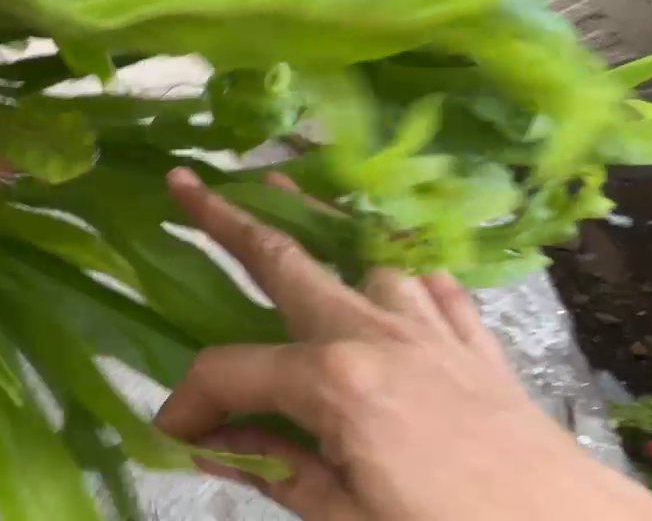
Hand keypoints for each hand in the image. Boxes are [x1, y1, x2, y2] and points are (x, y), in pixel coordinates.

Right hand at [157, 167, 651, 520]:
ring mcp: (429, 336)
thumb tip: (203, 447)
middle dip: (223, 218)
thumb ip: (276, 471)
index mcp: (331, 381)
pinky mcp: (479, 353)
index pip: (228, 375)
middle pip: (281, 261)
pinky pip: (437, 292)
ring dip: (314, 219)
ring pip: (360, 255)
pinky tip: (391, 268)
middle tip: (182, 181)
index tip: (172, 433)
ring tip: (281, 187)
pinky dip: (406, 273)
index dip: (191, 403)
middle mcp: (371, 335)